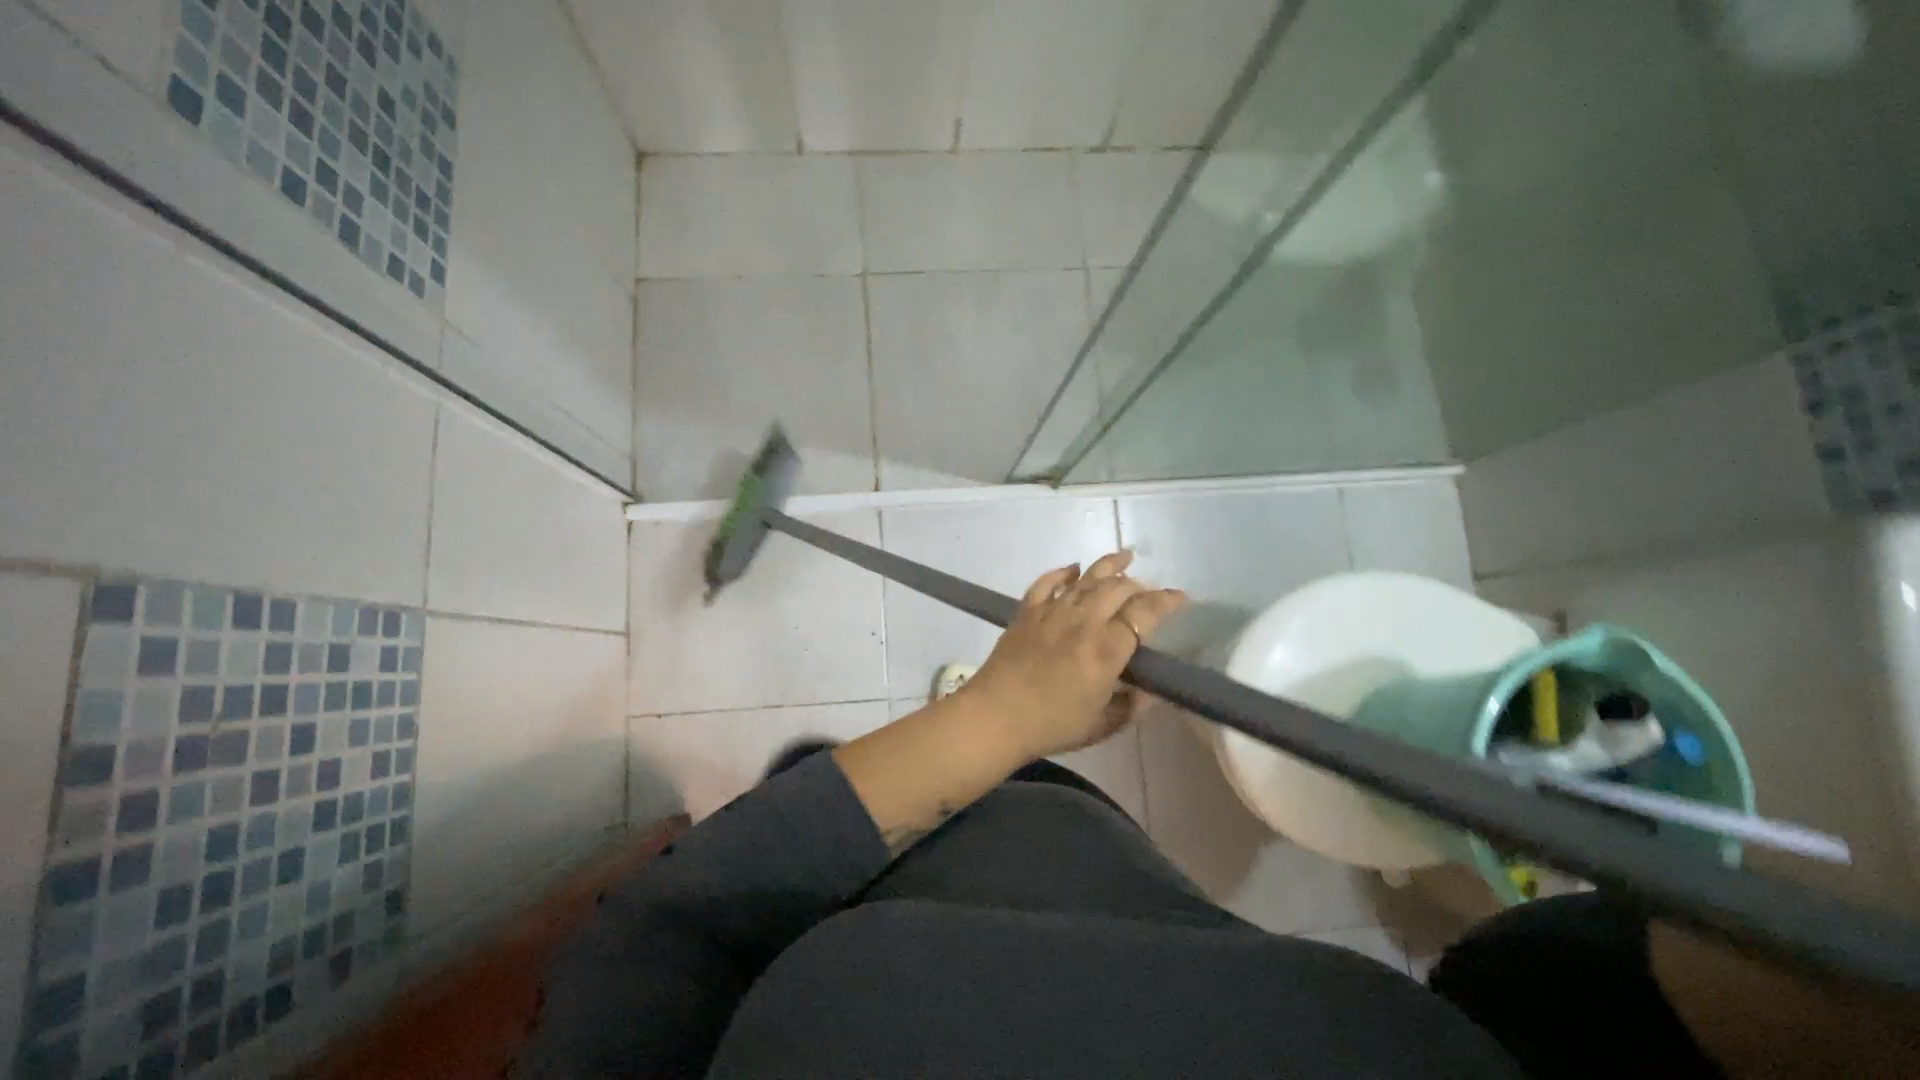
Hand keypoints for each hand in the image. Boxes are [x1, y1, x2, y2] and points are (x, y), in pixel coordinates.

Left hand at [962, 551, 1185, 760]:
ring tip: (1124, 557)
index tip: (1180, 597)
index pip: (1144, 613)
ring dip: (1108, 566)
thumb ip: (1131, 706)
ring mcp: (1052, 612)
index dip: (1165, 602)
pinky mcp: (1026, 612)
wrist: (995, 716)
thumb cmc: (1052, 725)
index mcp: (1107, 648)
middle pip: (1117, 588)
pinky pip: (1047, 583)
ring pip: (1086, 579)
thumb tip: (1150, 692)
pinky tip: (1073, 570)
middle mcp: (1083, 621)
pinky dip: (1062, 573)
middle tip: (1148, 590)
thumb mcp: (1103, 724)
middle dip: (1138, 585)